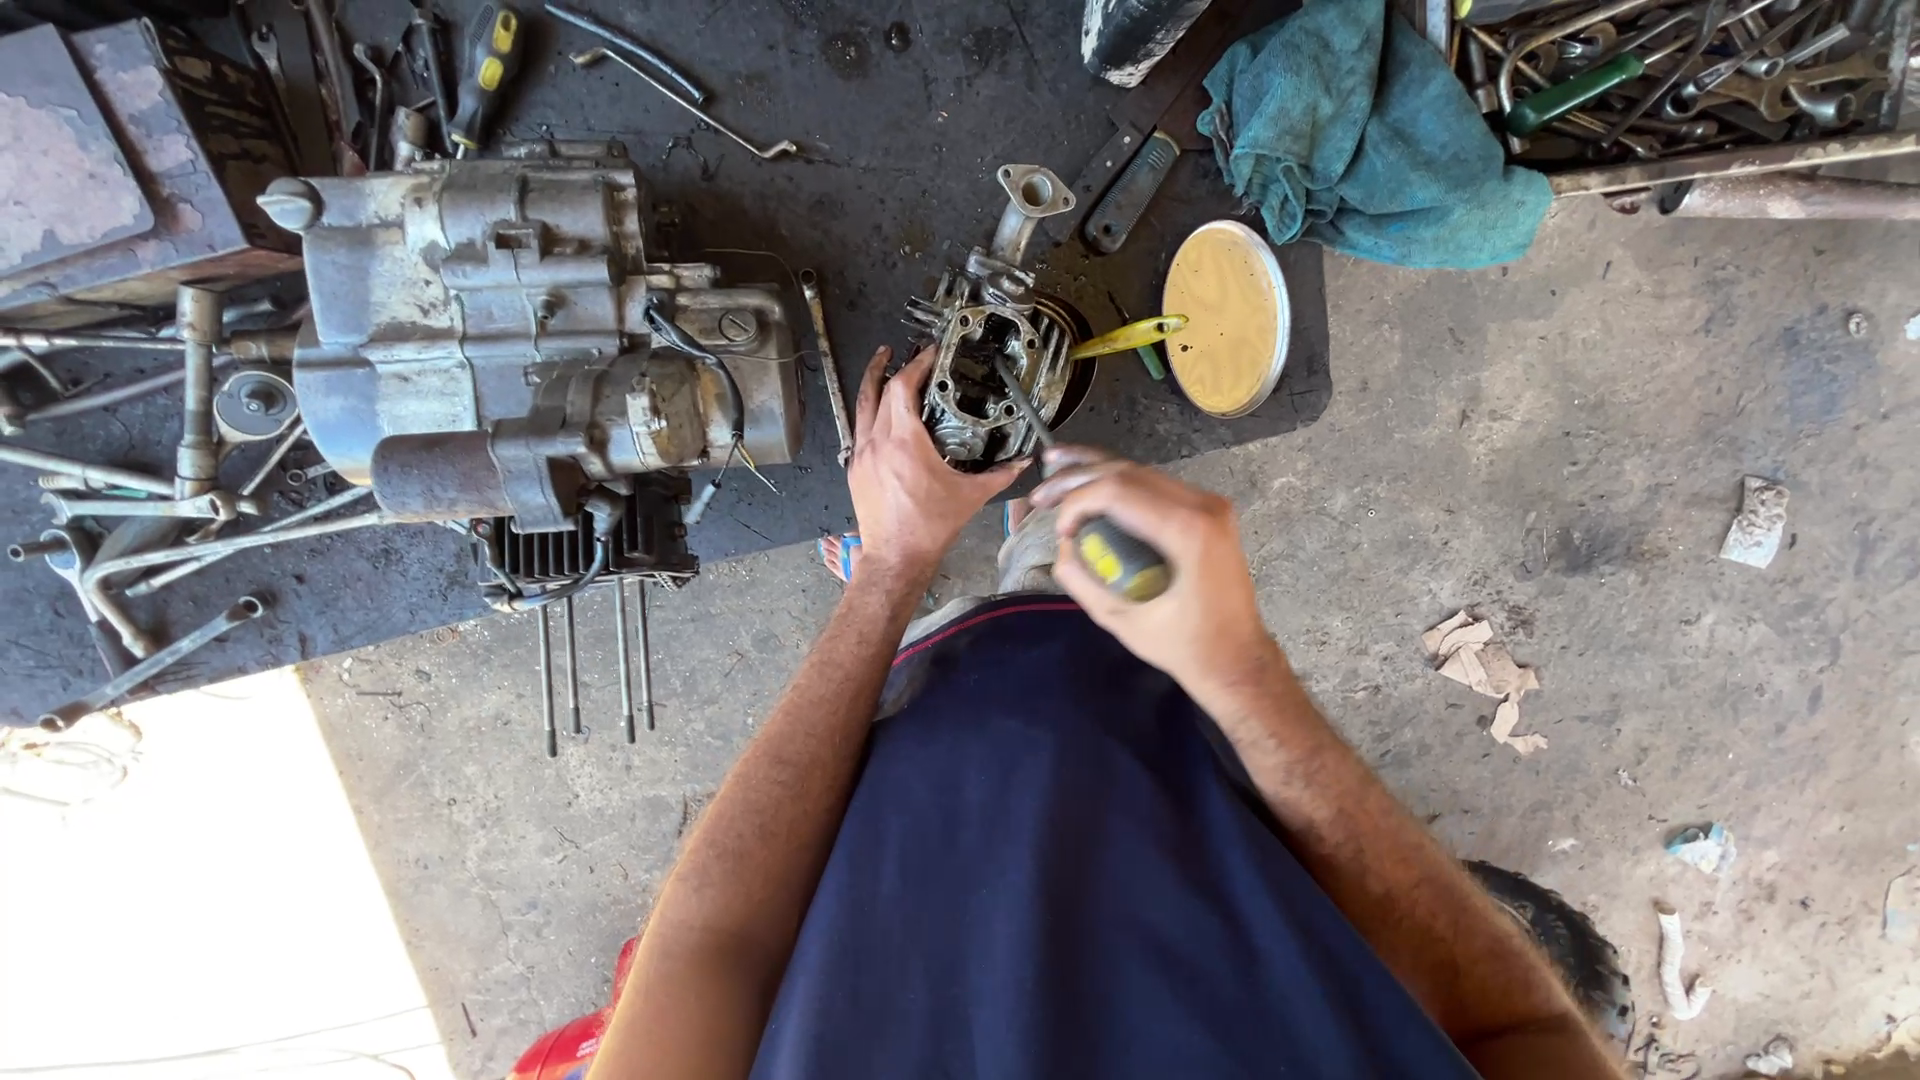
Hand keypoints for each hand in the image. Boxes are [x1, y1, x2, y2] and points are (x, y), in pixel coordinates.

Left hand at [847, 345, 1026, 588]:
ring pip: (862, 406)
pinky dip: (869, 413)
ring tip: (881, 363)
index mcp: (904, 442)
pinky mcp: (855, 469)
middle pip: (879, 390)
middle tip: (906, 353)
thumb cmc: (929, 528)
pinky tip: (879, 412)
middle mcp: (878, 442)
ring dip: (872, 382)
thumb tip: (1022, 463)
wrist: (896, 556)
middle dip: (893, 367)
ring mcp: (862, 455)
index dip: (916, 365)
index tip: (929, 355)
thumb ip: (1000, 475)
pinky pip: (859, 430)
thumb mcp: (970, 497)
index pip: (903, 387)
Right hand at [1030, 446, 1282, 696]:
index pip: (1117, 490)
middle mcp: (1203, 505)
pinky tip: (1091, 483)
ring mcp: (1210, 504)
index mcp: (1187, 530)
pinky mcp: (1208, 511)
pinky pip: (1155, 485)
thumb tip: (1062, 547)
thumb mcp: (1122, 621)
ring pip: (1141, 471)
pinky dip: (1119, 484)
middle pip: (1127, 471)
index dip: (1077, 502)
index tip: (1060, 532)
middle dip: (1077, 478)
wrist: (1238, 658)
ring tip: (1054, 468)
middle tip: (1040, 494)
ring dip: (1095, 474)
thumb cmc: (1185, 647)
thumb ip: (1083, 581)